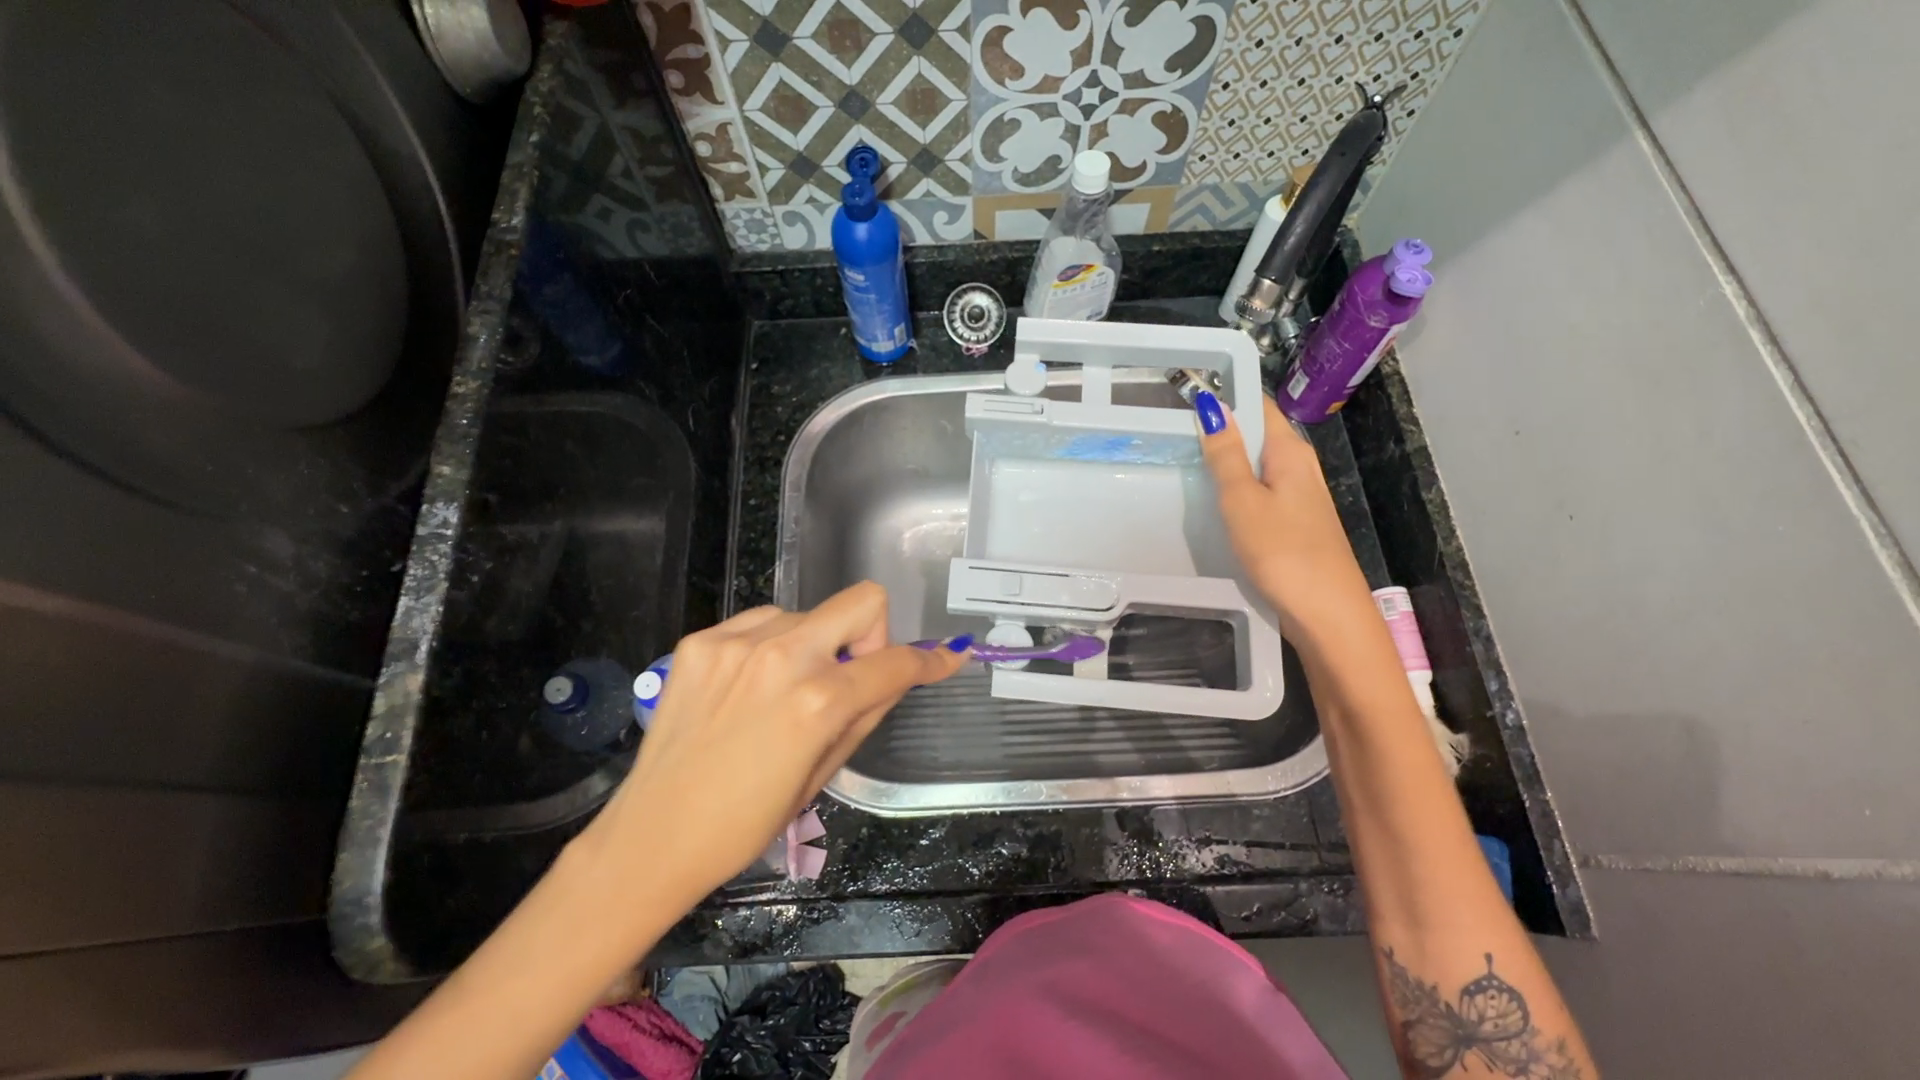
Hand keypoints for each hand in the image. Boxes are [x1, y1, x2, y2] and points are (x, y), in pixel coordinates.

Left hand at [581, 582, 968, 909]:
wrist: (655, 835)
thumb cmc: (747, 823)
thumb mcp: (822, 773)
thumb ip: (864, 714)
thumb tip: (894, 677)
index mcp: (819, 701)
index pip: (896, 663)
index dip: (931, 662)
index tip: (948, 657)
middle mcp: (783, 656)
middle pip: (863, 601)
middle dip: (872, 636)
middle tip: (849, 677)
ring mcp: (736, 642)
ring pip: (807, 613)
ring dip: (813, 645)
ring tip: (784, 693)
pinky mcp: (700, 641)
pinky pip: (759, 623)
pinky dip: (770, 647)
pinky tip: (748, 688)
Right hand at [1196, 392, 1375, 641]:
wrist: (1327, 613)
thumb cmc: (1283, 552)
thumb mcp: (1243, 501)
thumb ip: (1225, 454)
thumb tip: (1211, 404)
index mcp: (1290, 451)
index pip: (1256, 404)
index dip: (1224, 394)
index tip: (1185, 392)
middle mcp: (1299, 466)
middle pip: (1256, 434)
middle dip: (1219, 428)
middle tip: (1170, 427)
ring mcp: (1299, 497)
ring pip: (1256, 466)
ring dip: (1225, 461)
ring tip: (1182, 459)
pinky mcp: (1294, 524)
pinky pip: (1260, 492)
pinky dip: (1236, 489)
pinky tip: (1213, 502)